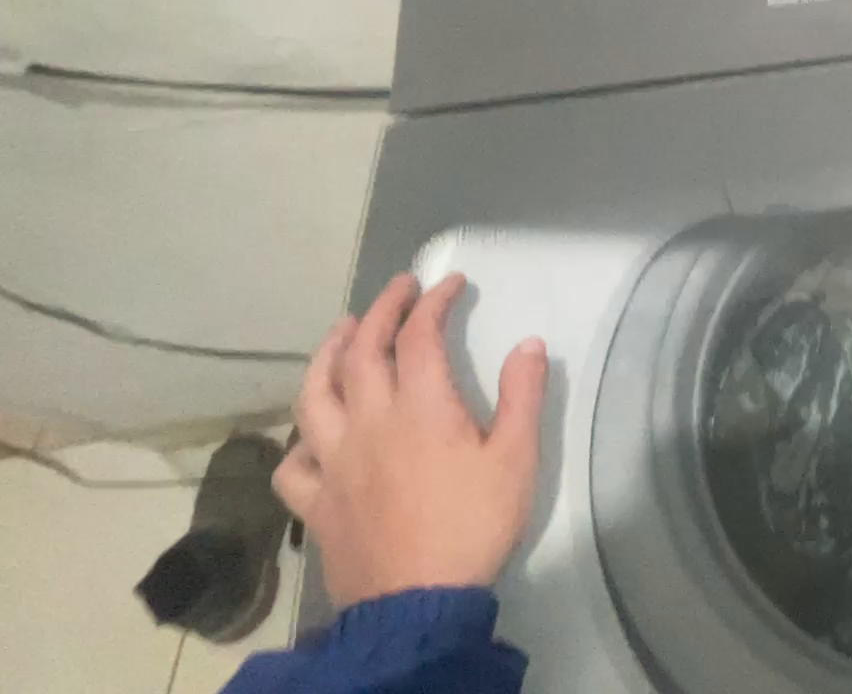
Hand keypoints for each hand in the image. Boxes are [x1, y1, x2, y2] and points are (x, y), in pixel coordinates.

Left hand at [274, 272, 548, 607]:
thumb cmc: (475, 521)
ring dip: (327, 354)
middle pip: (361, 353)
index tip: (451, 282)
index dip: (433, 302)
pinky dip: (300, 434)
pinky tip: (313, 430)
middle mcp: (368, 424)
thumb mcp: (518, 456)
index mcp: (421, 409)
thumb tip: (528, 344)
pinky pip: (293, 459)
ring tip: (341, 332)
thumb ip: (522, 395)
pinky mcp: (315, 500)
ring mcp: (333, 462)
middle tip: (399, 289)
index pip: (419, 337)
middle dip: (379, 311)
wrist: (419, 600)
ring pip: (313, 395)